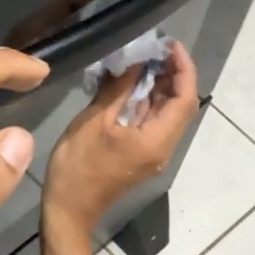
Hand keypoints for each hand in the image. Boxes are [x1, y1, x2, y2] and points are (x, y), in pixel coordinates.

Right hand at [44, 41, 198, 232]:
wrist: (69, 209)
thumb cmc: (78, 167)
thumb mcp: (94, 122)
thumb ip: (118, 90)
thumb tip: (134, 61)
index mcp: (156, 141)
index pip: (185, 99)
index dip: (183, 68)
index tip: (170, 45)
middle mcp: (163, 147)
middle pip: (181, 105)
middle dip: (175, 74)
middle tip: (157, 47)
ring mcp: (154, 153)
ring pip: (168, 113)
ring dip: (162, 86)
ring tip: (146, 57)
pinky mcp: (142, 154)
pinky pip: (154, 122)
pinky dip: (149, 100)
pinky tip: (134, 82)